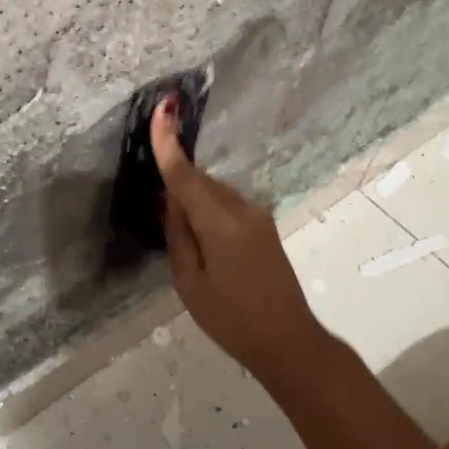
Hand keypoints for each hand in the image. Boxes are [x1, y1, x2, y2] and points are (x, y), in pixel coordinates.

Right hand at [151, 98, 327, 377]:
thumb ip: (178, 234)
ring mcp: (257, 214)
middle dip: (176, 185)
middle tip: (159, 217)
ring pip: (213, 192)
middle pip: (198, 181)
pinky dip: (208, 210)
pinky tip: (204, 242)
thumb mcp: (190, 283)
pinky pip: (226, 205)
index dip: (168, 141)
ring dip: (194, 201)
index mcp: (219, 222)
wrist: (289, 341)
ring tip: (185, 242)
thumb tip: (170, 200)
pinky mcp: (264, 224)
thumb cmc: (232, 319)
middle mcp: (241, 208)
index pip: (185, 174)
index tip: (162, 106)